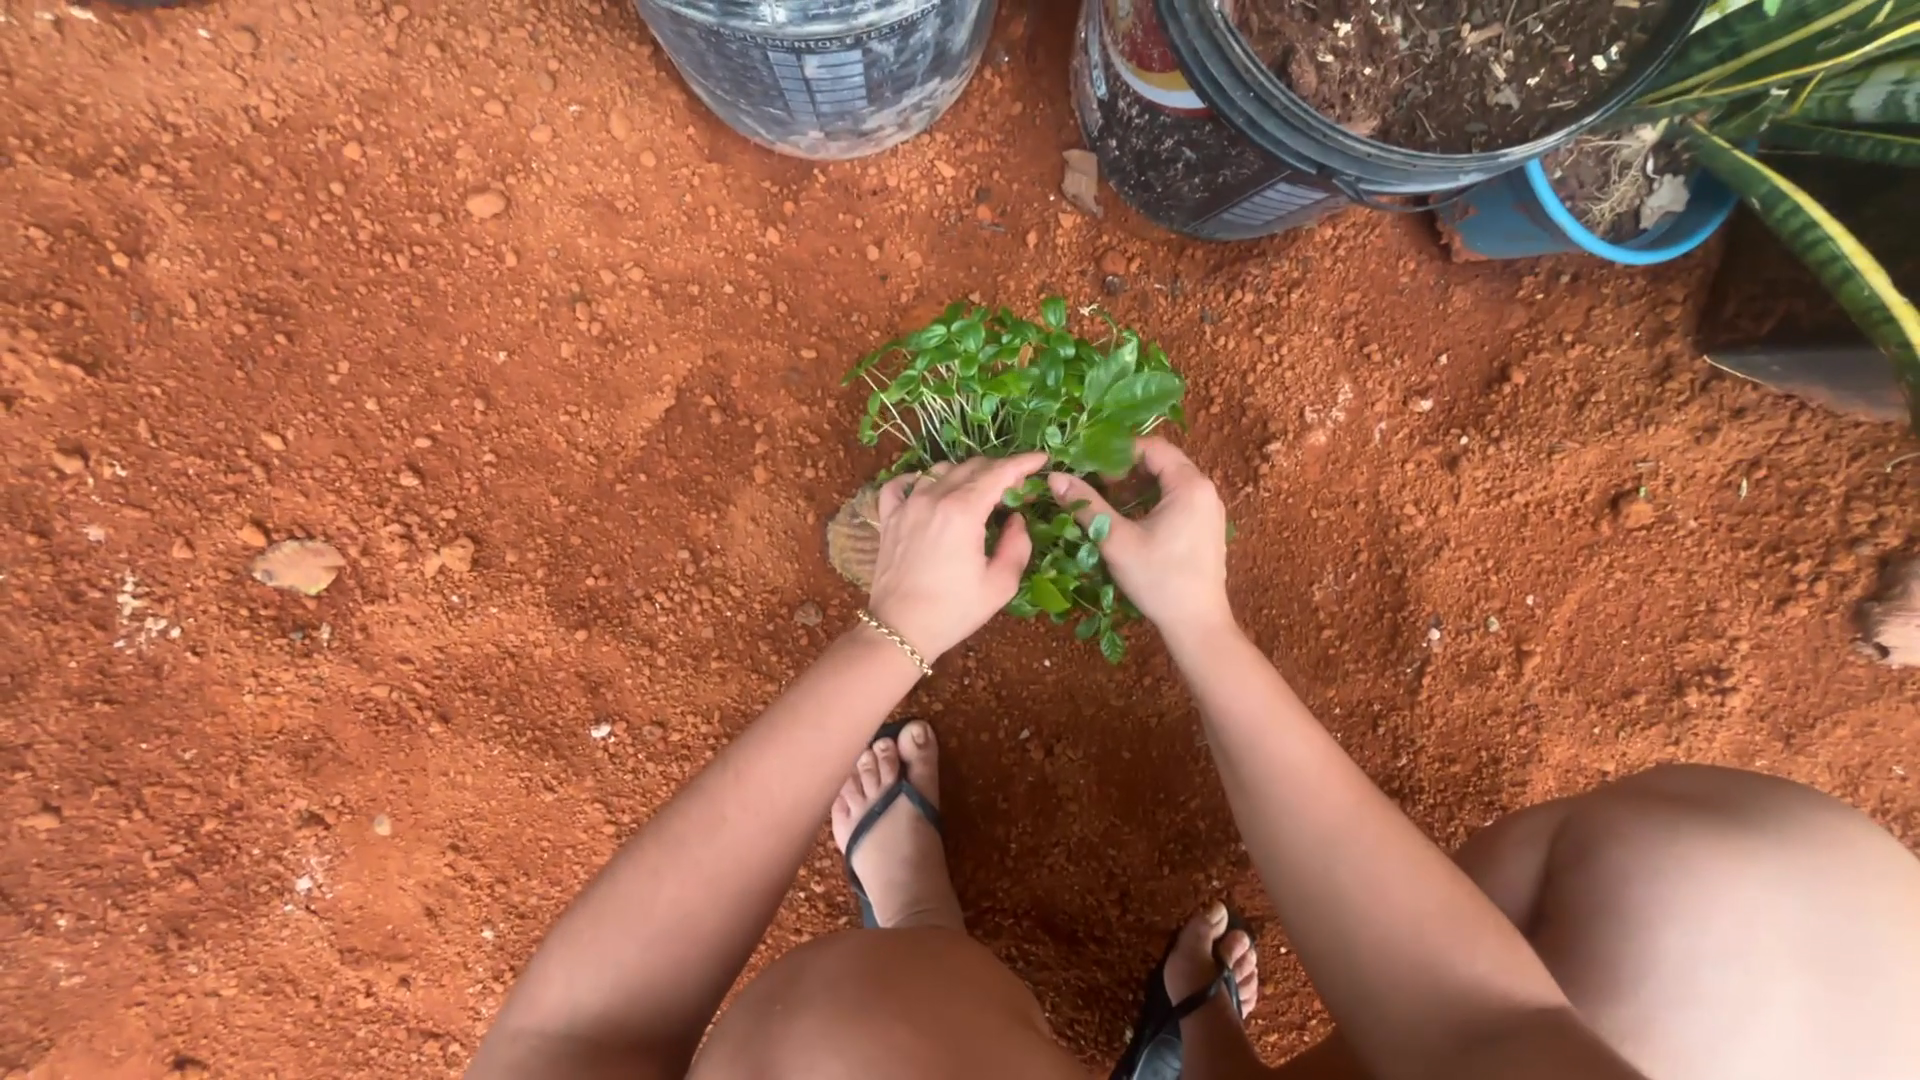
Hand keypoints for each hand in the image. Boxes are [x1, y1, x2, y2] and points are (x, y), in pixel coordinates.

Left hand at [867, 452, 1049, 662]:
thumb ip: (1017, 545)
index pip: (999, 473)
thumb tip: (1016, 519)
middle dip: (998, 470)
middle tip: (1016, 485)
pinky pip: (900, 485)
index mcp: (963, 511)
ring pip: (939, 471)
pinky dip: (918, 480)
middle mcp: (933, 498)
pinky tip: (929, 488)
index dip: (1023, 463)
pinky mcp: (888, 518)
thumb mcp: (1000, 584)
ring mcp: (906, 505)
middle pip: (970, 467)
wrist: (900, 630)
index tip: (1041, 459)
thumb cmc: (953, 611)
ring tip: (979, 490)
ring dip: (964, 474)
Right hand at [1048, 437, 1232, 642]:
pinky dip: (1151, 502)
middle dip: (1126, 470)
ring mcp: (1209, 510)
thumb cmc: (1158, 579)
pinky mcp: (1206, 528)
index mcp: (1190, 485)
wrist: (1196, 623)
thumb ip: (1086, 505)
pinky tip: (1130, 522)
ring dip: (1137, 487)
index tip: (1092, 471)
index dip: (1118, 453)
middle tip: (1097, 486)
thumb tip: (1055, 477)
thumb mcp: (1116, 540)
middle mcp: (1206, 490)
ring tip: (1109, 504)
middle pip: (1162, 462)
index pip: (1153, 447)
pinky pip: (1177, 501)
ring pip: (1168, 483)